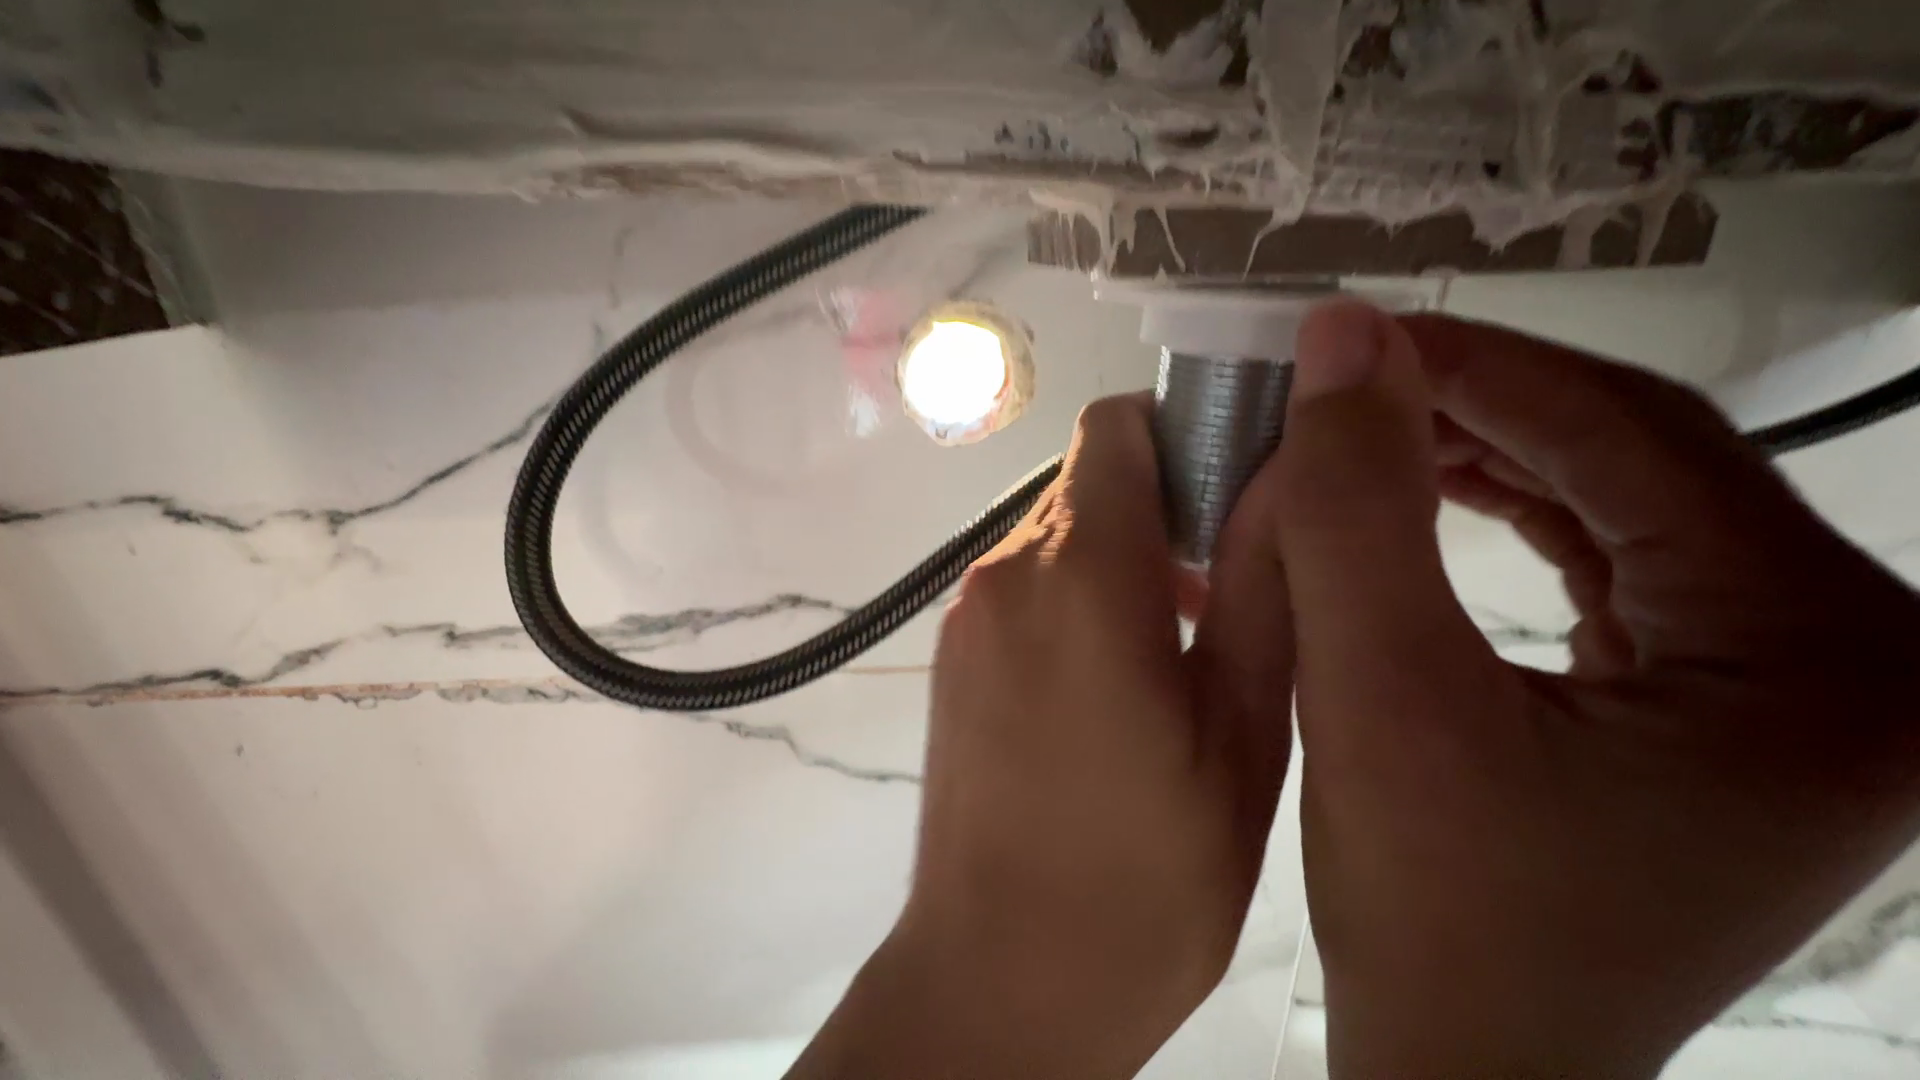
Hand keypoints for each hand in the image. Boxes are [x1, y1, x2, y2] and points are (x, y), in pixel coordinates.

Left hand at [787, 395, 1294, 1078]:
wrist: (1000, 978)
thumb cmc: (1145, 881)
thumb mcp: (1241, 734)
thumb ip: (1266, 585)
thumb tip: (1290, 469)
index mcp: (1080, 575)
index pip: (1119, 426)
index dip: (1188, 426)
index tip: (1247, 477)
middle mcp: (1005, 572)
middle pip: (1092, 478)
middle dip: (1168, 502)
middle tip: (1239, 584)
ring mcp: (968, 615)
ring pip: (1060, 531)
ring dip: (1127, 556)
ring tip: (1190, 645)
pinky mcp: (954, 655)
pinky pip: (1028, 584)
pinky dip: (1081, 595)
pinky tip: (1124, 683)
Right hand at [1267, 302, 1919, 1077]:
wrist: (1469, 1058)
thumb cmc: (1431, 911)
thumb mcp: (1378, 700)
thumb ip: (1353, 512)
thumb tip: (1341, 340)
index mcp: (1824, 660)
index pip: (1631, 440)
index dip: (1471, 367)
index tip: (1345, 334)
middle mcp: (1856, 656)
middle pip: (1643, 458)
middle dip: (1477, 402)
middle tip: (1347, 377)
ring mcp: (1793, 679)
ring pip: (1623, 499)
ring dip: (1486, 449)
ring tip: (1369, 425)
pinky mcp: (1720, 696)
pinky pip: (1611, 557)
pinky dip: (1507, 509)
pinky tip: (1423, 491)